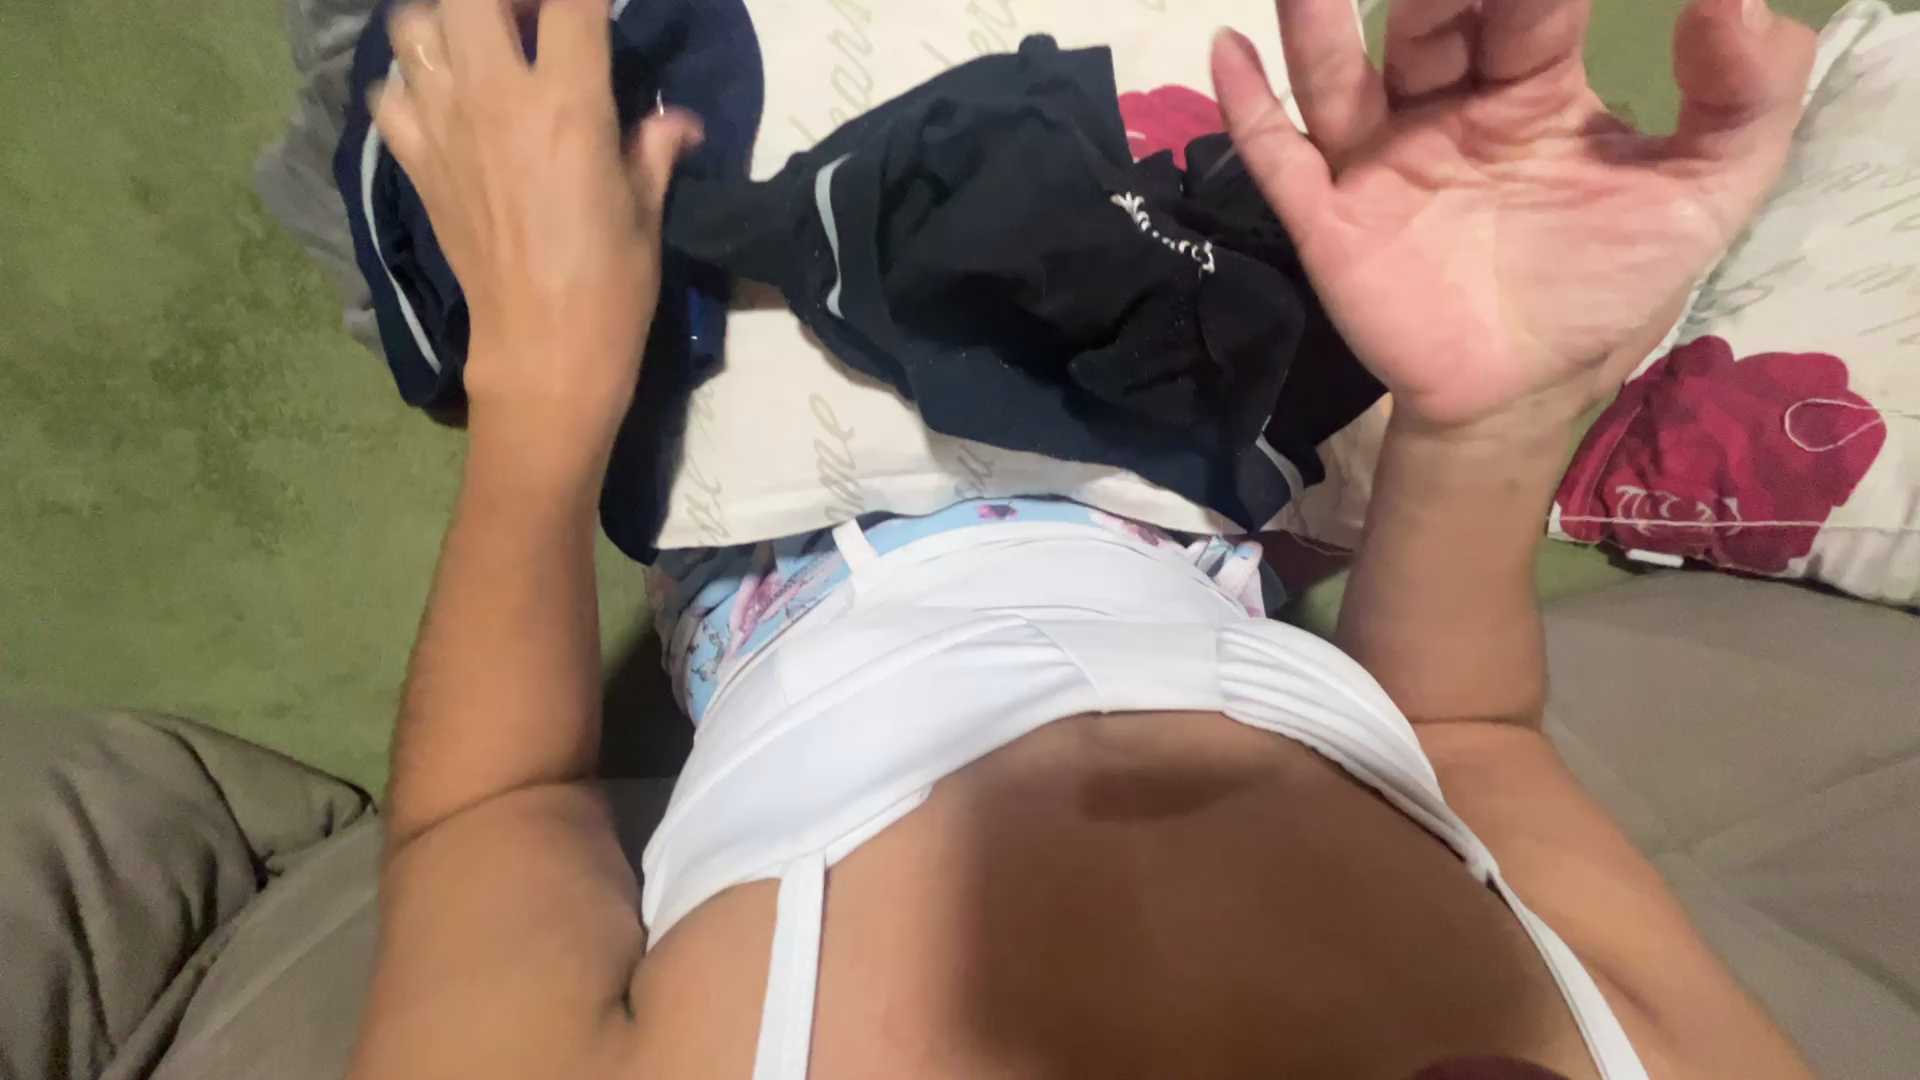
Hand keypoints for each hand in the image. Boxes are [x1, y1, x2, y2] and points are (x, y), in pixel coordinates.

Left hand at [374, 0, 701, 471]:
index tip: (598, 7)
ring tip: (485, 51)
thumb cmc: (613, 290)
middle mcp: (495, 98)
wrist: (545, 349)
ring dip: (452, 24)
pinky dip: (414, 83)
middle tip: (536, 22)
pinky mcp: (414, 162)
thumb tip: (679, 121)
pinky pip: (392, 90)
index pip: (571, 4)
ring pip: (417, 25)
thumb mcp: (646, 218)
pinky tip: (446, 106)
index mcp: (568, 109)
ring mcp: (443, 126)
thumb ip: (655, 152)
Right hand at [1213, 0, 1814, 434]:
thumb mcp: (1706, 190)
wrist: (1515, 387)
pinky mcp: (1325, 223)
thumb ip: (1745, 93)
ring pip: (1337, 81)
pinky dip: (1247, 110)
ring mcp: (1374, 169)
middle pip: (1426, 27)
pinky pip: (1278, 160)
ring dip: (1317, 25)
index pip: (1525, 5)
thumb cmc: (1603, 288)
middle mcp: (1441, 115)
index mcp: (1530, 92)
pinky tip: (1225, 53)